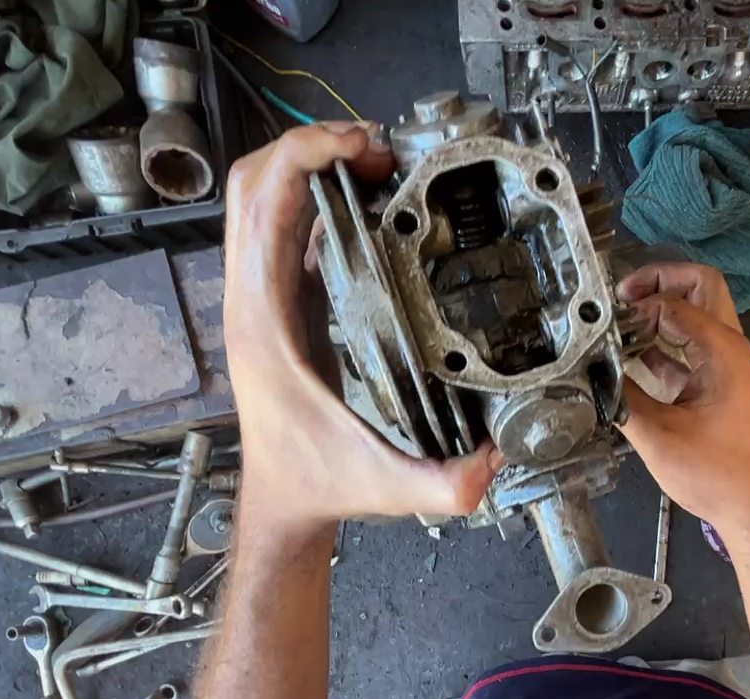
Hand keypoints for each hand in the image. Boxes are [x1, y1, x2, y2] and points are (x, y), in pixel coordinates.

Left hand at [222, 123, 496, 529]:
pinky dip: (319, 205)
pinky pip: (287, 233)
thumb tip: (493, 463)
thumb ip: (444, 483)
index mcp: (267, 322)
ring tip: (378, 171)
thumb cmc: (315, 482)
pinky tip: (370, 216)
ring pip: (265, 201)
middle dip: (312, 149)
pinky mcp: (284, 309)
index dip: (307, 154)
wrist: (284, 500)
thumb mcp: (387, 486)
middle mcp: (256, 302)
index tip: (362, 148)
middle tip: (379, 156)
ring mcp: (265, 302)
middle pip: (256, 184)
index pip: (265, 204)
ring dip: (312, 170)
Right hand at [616, 264, 749, 542]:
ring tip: (620, 326)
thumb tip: (595, 371)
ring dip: (662, 312)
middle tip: (622, 298)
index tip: (606, 323)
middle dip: (660, 283)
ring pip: (698, 314)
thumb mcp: (658, 436)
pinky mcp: (719, 384)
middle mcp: (730, 348)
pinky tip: (631, 359)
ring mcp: (727, 365)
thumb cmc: (713, 474)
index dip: (638, 306)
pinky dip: (664, 343)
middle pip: (701, 287)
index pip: (675, 304)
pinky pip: (691, 347)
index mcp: (723, 352)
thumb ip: (623, 397)